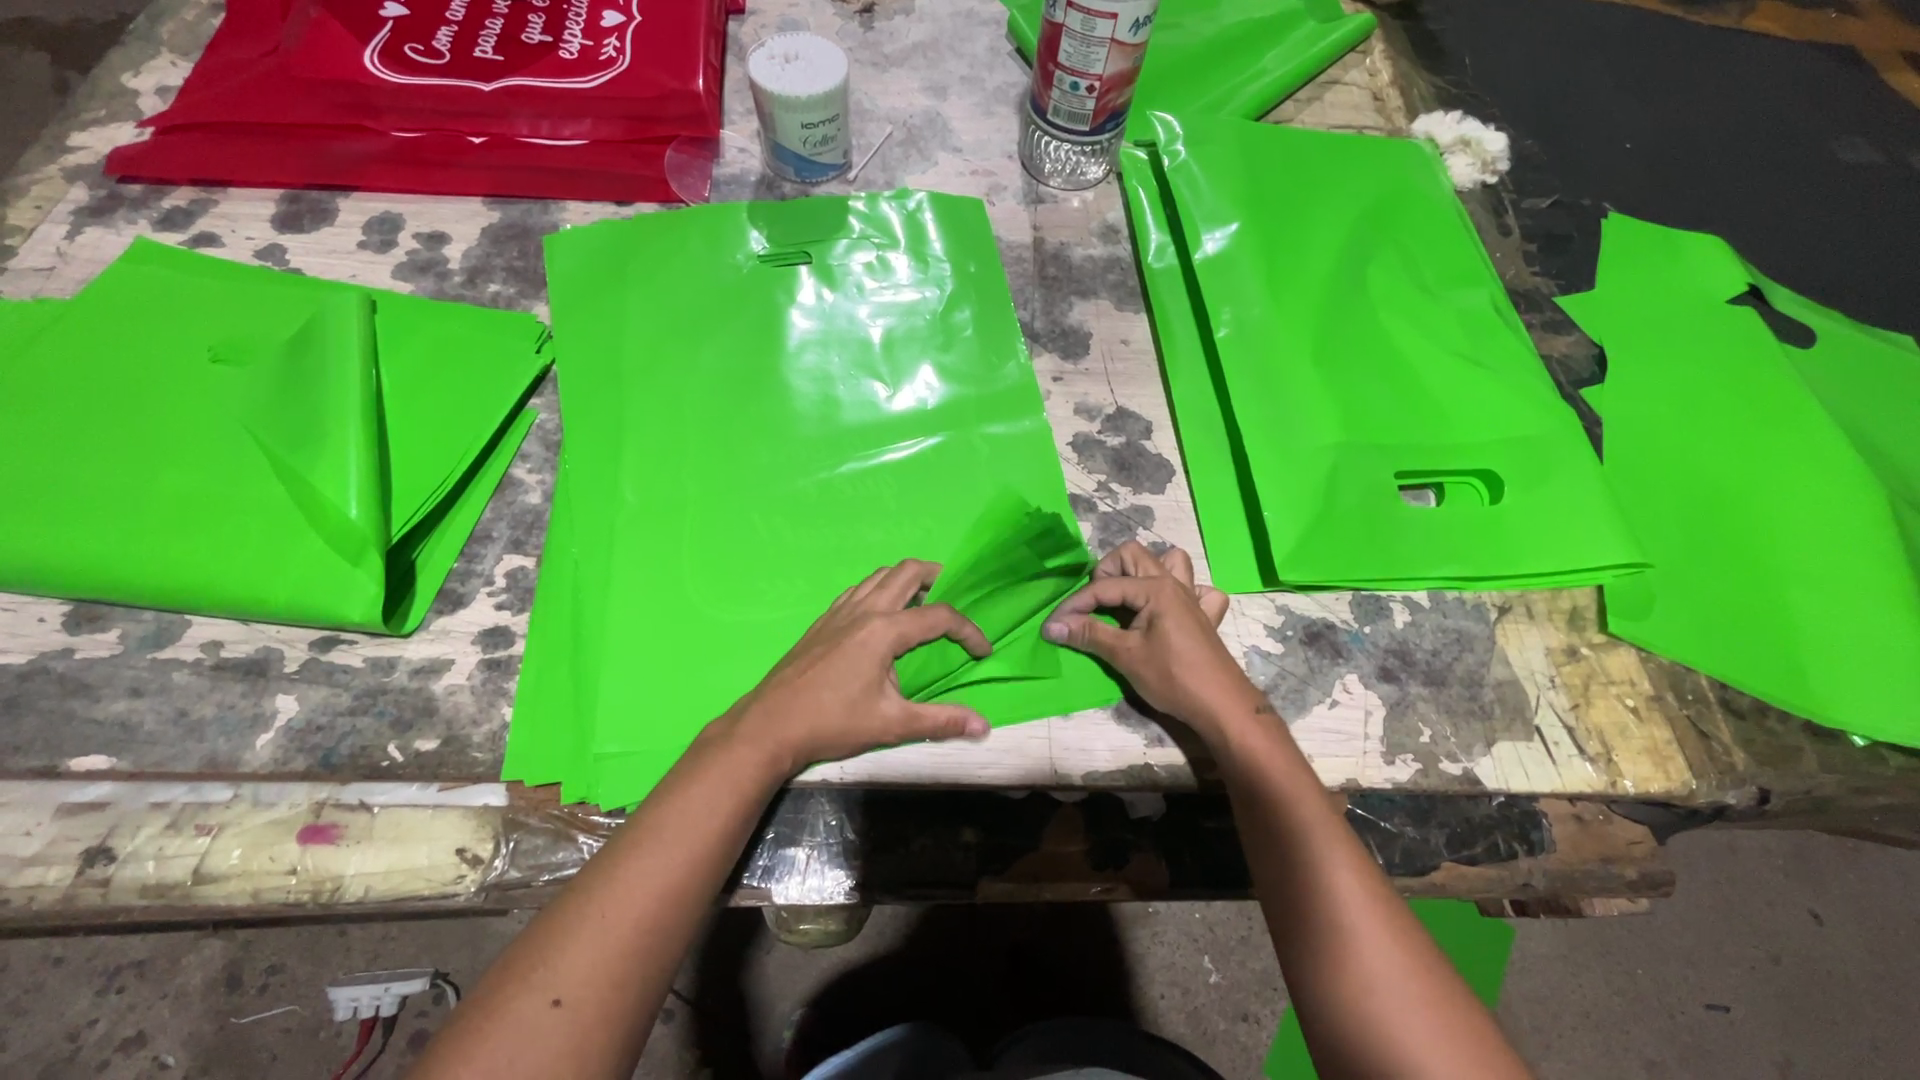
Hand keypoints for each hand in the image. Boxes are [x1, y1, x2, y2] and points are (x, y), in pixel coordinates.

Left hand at [724, 559, 992, 775]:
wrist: (770, 725)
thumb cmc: (832, 723)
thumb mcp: (892, 724)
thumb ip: (940, 720)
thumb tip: (984, 726)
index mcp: (883, 630)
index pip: (939, 616)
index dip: (968, 630)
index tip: (982, 652)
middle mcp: (863, 610)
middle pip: (908, 572)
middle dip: (939, 577)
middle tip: (956, 597)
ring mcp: (839, 612)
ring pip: (880, 576)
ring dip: (907, 581)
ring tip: (923, 605)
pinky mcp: (823, 621)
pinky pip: (859, 590)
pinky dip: (880, 591)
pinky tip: (882, 619)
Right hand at [1042, 542, 1260, 731]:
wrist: (1220, 705)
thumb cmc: (1172, 678)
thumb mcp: (1125, 656)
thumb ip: (1089, 635)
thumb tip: (1052, 626)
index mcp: (1155, 588)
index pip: (1104, 586)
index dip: (1074, 605)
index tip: (1053, 625)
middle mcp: (1174, 583)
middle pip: (1132, 555)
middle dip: (1105, 572)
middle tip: (1093, 605)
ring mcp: (1193, 597)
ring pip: (1170, 561)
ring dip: (1146, 572)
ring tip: (1129, 597)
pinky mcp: (1204, 616)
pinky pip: (1198, 590)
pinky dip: (1183, 593)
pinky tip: (1170, 611)